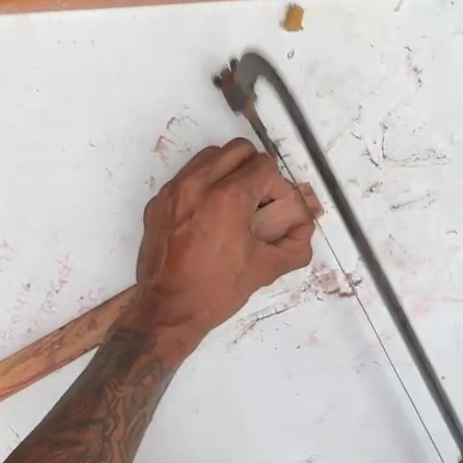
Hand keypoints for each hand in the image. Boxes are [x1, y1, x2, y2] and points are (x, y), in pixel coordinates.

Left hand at [123, 139, 316, 343]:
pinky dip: (203, 187)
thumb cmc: (213, 292)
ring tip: (235, 207)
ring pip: (210, 157)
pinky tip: (210, 218)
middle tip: (259, 202)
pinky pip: (187, 178)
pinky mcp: (158, 203)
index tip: (276, 211)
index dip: (278, 187)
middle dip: (255, 172)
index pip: (265, 166)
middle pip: (239, 150)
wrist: (168, 311)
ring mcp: (174, 192)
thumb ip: (295, 245)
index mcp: (228, 199)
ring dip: (229, 173)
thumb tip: (304, 229)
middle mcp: (198, 186)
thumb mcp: (264, 269)